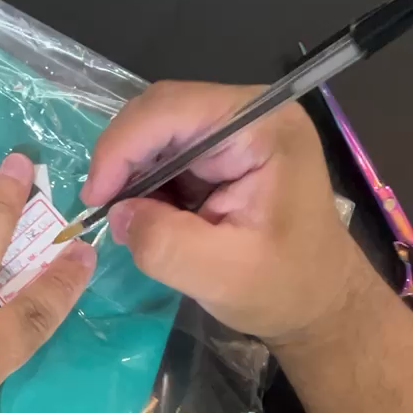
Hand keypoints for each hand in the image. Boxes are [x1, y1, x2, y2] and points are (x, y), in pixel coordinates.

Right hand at [82, 81, 381, 346]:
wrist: (317, 303)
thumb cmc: (284, 288)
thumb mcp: (221, 274)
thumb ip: (165, 243)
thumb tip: (118, 214)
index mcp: (261, 128)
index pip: (172, 109)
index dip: (122, 147)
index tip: (95, 200)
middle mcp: (248, 116)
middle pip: (159, 113)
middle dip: (122, 161)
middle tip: (104, 213)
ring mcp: (234, 134)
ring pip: (156, 134)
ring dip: (131, 177)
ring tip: (130, 223)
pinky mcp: (220, 157)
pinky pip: (165, 157)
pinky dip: (144, 187)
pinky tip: (148, 220)